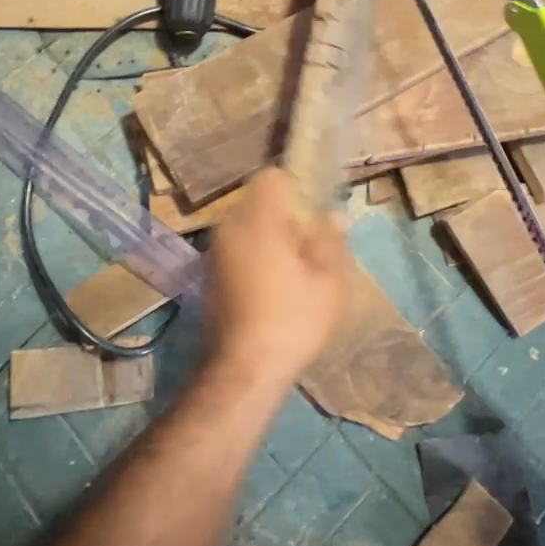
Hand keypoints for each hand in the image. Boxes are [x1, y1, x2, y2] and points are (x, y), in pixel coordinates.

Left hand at [202, 168, 350, 390]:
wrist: (245, 368)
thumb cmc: (293, 319)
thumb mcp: (328, 281)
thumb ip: (330, 240)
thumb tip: (334, 215)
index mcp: (259, 218)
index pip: (272, 177)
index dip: (296, 186)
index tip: (314, 211)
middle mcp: (230, 225)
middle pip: (259, 202)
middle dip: (284, 216)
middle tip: (310, 246)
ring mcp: (215, 251)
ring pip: (247, 227)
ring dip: (269, 238)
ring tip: (295, 271)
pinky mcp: (209, 274)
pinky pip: (237, 249)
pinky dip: (254, 257)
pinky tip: (273, 288)